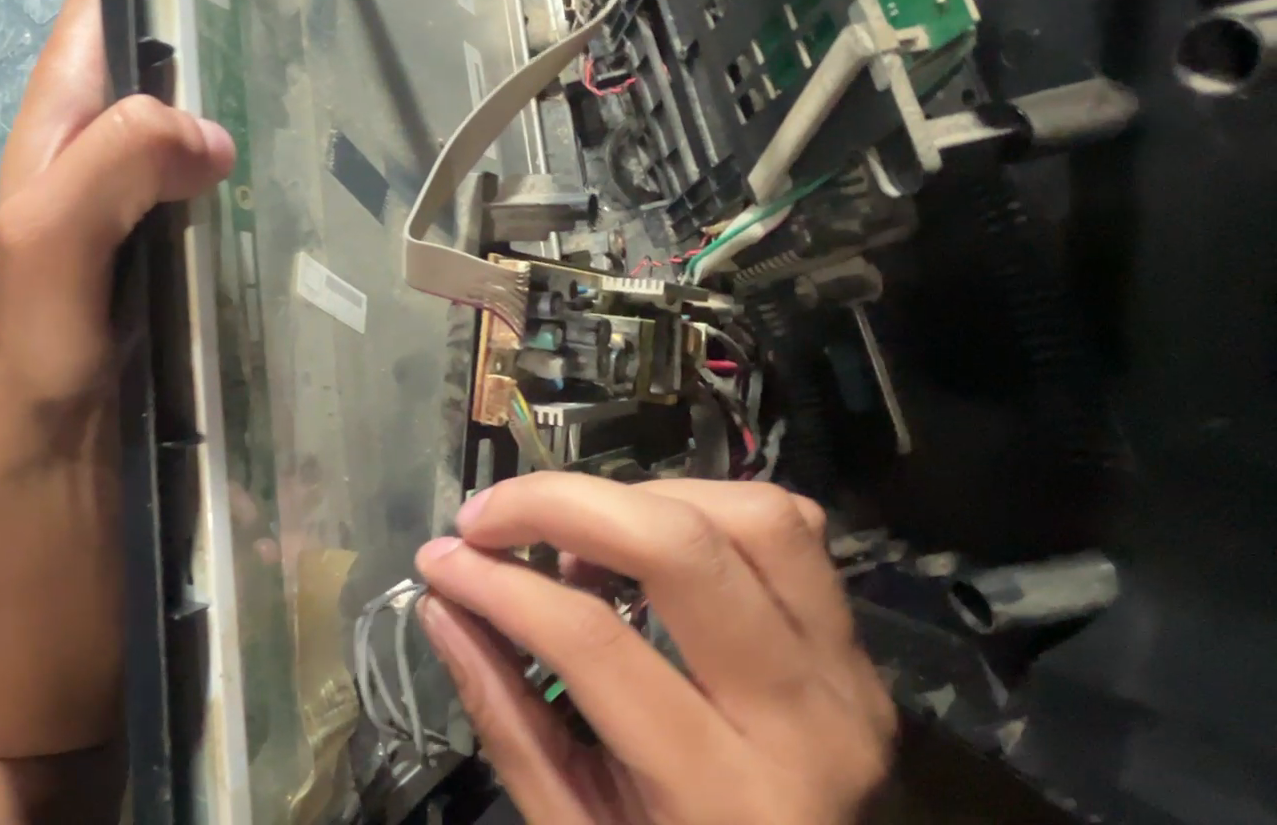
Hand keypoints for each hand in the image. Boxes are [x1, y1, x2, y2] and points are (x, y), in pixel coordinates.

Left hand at [0, 0, 233, 759]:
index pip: (70, 72)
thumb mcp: (39, 349)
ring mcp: (140, 292)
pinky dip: (253, 202)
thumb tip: (195, 124)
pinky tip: (304, 191)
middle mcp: (84, 242)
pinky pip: (215, 244)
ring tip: (310, 62)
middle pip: (129, 110)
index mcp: (34, 223)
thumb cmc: (41, 509)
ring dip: (230, 113)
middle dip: (190, 40)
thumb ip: (81, 220)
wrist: (72, 638)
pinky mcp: (184, 343)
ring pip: (178, 172)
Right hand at [414, 475, 894, 824]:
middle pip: (684, 549)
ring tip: (573, 536)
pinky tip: (643, 541)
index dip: (500, 585)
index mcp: (728, 798)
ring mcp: (848, 672)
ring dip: (640, 499)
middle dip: (561, 506)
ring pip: (753, 515)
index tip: (440, 559)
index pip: (595, 644)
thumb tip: (442, 603)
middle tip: (486, 517)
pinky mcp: (854, 642)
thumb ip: (505, 714)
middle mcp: (809, 719)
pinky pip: (787, 527)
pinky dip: (700, 506)